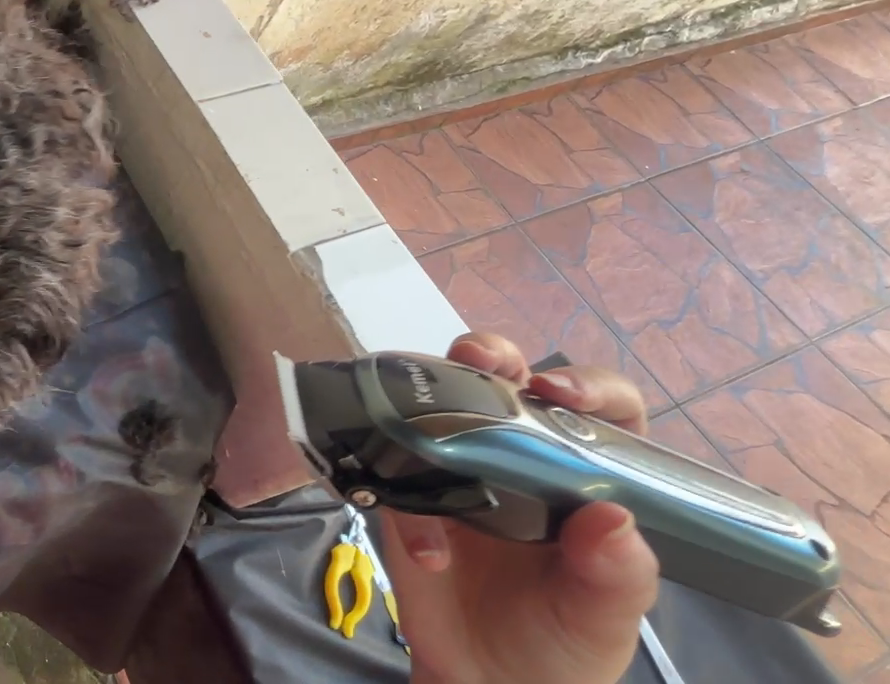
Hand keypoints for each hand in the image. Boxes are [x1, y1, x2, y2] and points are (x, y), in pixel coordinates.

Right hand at [378, 334, 660, 683]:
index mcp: (581, 475)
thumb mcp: (601, 621)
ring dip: (426, 383)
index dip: (585, 386)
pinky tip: (429, 550)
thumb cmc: (557, 646)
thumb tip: (612, 516)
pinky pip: (388, 462)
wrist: (477, 680)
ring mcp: (451, 462)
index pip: (597, 410)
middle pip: (505, 379)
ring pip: (435, 395)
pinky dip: (400, 493)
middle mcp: (515, 454)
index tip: (561, 395)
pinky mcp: (400, 483)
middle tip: (481, 360)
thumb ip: (617, 578)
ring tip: (424, 410)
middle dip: (490, 353)